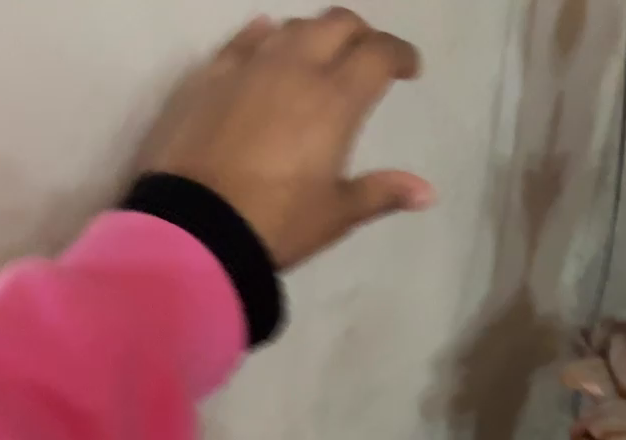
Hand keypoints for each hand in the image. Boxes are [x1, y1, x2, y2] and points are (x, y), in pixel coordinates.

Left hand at [142, 8, 433, 268]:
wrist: (197, 229)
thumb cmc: (276, 224)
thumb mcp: (335, 215)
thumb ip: (381, 193)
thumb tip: (428, 192)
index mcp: (335, 100)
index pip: (378, 55)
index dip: (399, 55)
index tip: (408, 69)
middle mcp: (294, 68)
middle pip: (337, 25)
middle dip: (360, 35)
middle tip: (366, 56)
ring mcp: (247, 67)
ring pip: (290, 28)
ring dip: (312, 35)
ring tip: (317, 57)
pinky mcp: (208, 77)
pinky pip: (242, 41)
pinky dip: (262, 37)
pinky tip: (265, 40)